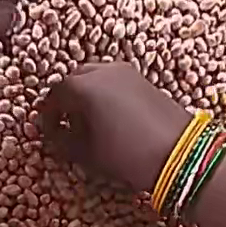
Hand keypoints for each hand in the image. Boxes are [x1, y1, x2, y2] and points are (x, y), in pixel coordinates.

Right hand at [38, 62, 192, 192]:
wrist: (179, 153)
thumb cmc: (126, 155)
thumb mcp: (87, 153)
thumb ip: (63, 140)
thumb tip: (54, 133)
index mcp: (84, 87)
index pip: (54, 96)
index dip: (47, 115)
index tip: (46, 132)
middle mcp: (102, 71)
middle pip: (73, 80)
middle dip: (65, 100)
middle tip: (63, 123)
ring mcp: (125, 72)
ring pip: (94, 77)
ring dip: (84, 94)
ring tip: (85, 120)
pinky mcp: (142, 80)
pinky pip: (112, 81)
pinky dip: (103, 94)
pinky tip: (106, 117)